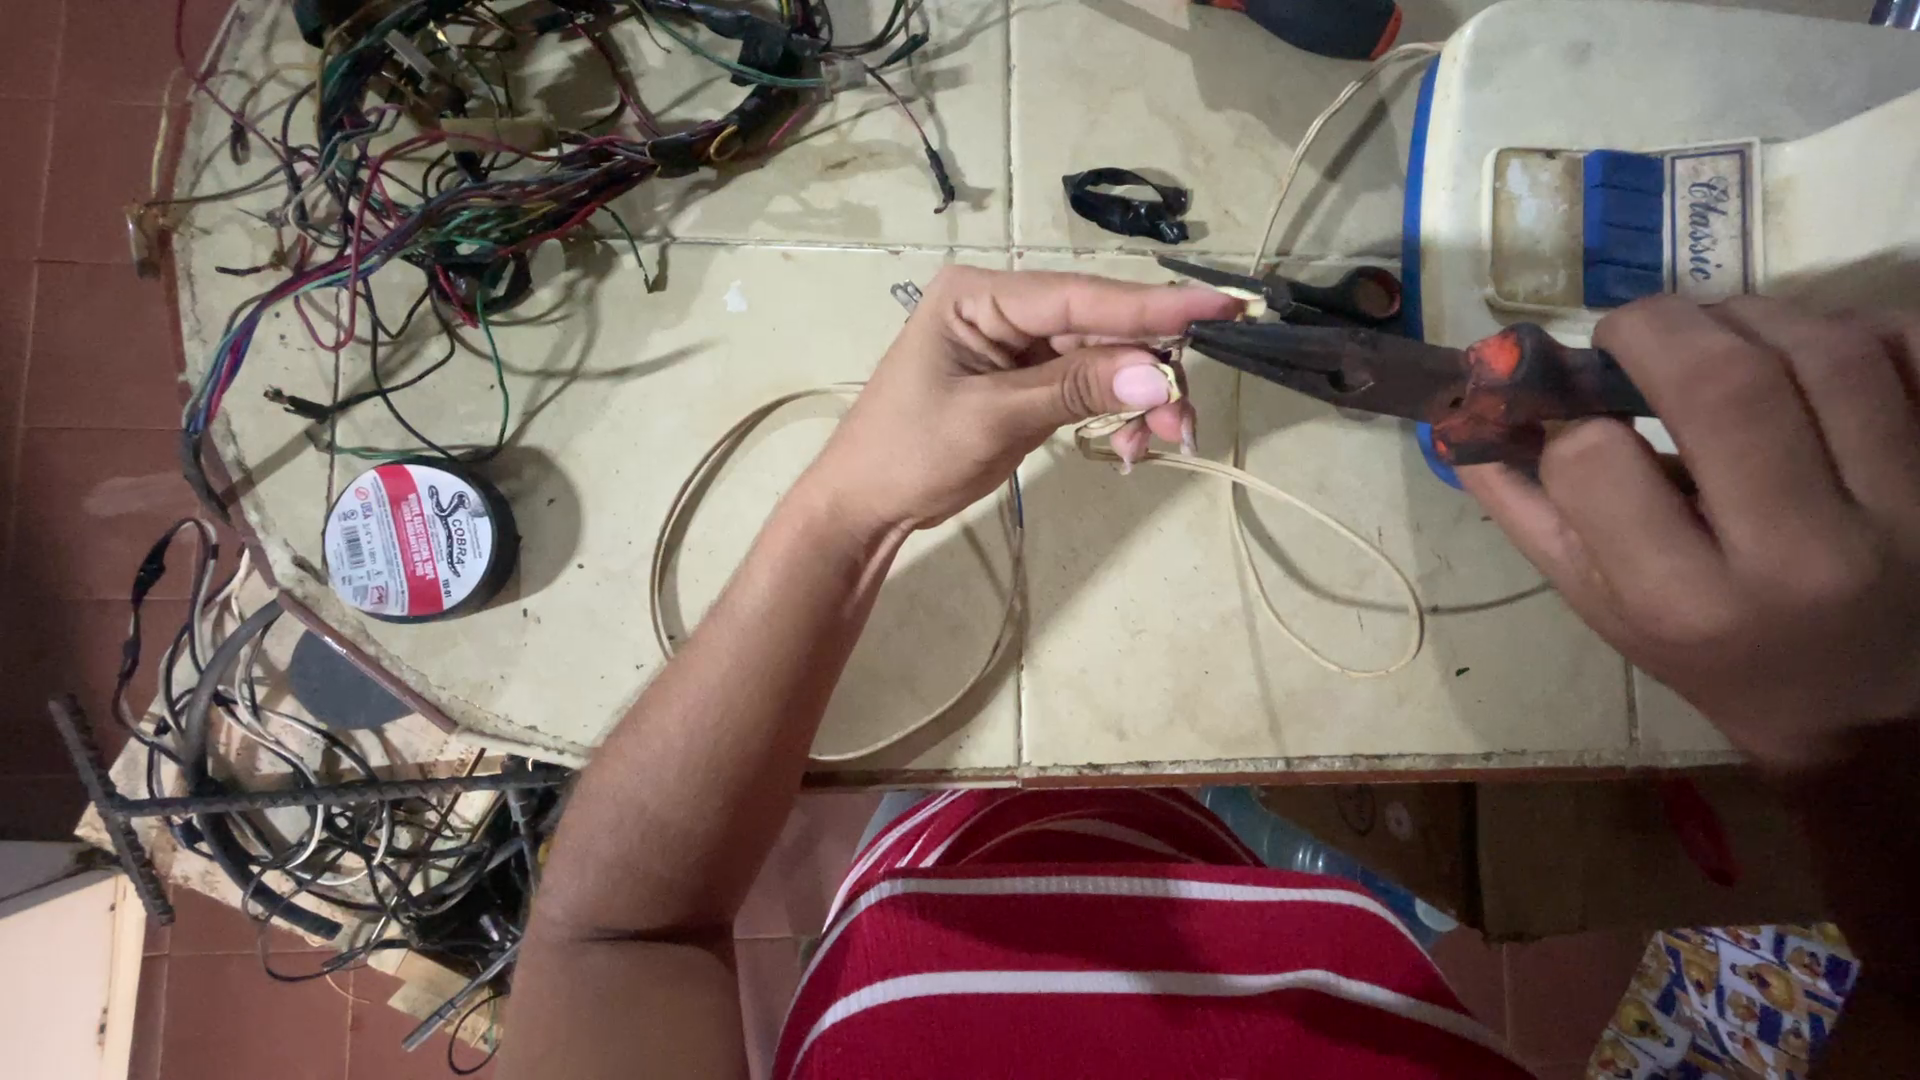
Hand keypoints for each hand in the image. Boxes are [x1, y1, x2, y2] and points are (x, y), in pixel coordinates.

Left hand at [801, 267, 1243, 532]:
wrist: (867, 502)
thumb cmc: (910, 451)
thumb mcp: (993, 418)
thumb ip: (1075, 389)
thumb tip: (1159, 372)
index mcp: (980, 295)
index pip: (1079, 295)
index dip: (1152, 305)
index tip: (1220, 308)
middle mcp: (1004, 310)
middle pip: (1097, 328)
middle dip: (1146, 370)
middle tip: (1186, 418)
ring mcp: (1016, 348)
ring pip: (1099, 361)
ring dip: (1135, 399)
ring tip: (1160, 443)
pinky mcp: (1024, 384)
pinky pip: (1084, 389)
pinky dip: (1111, 414)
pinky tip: (1128, 445)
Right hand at [1461, 296, 1919, 771]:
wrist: (1862, 698)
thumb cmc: (1699, 648)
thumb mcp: (1590, 596)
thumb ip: (1523, 509)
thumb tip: (1464, 422)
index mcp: (1680, 594)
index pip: (1595, 461)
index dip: (1566, 419)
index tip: (1565, 414)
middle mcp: (1799, 552)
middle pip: (1722, 383)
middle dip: (1652, 329)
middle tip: (1623, 330)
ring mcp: (1906, 508)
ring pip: (1823, 351)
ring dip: (1742, 315)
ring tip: (1705, 333)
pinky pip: (1912, 352)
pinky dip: (1844, 328)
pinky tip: (1795, 353)